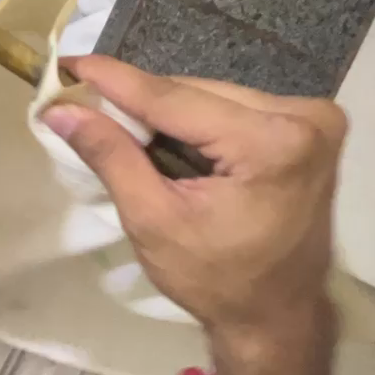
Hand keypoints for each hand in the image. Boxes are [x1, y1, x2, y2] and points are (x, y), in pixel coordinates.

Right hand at [40, 56, 346, 356]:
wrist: (274, 312)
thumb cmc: (211, 276)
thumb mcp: (150, 218)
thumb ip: (111, 156)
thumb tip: (62, 112)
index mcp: (272, 142)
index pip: (174, 100)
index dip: (116, 81)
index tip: (70, 63)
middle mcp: (304, 117)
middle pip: (193, 94)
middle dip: (135, 100)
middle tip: (79, 101)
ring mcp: (312, 120)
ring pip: (209, 98)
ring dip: (159, 111)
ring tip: (113, 126)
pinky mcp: (307, 129)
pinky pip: (228, 110)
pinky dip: (188, 122)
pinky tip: (157, 138)